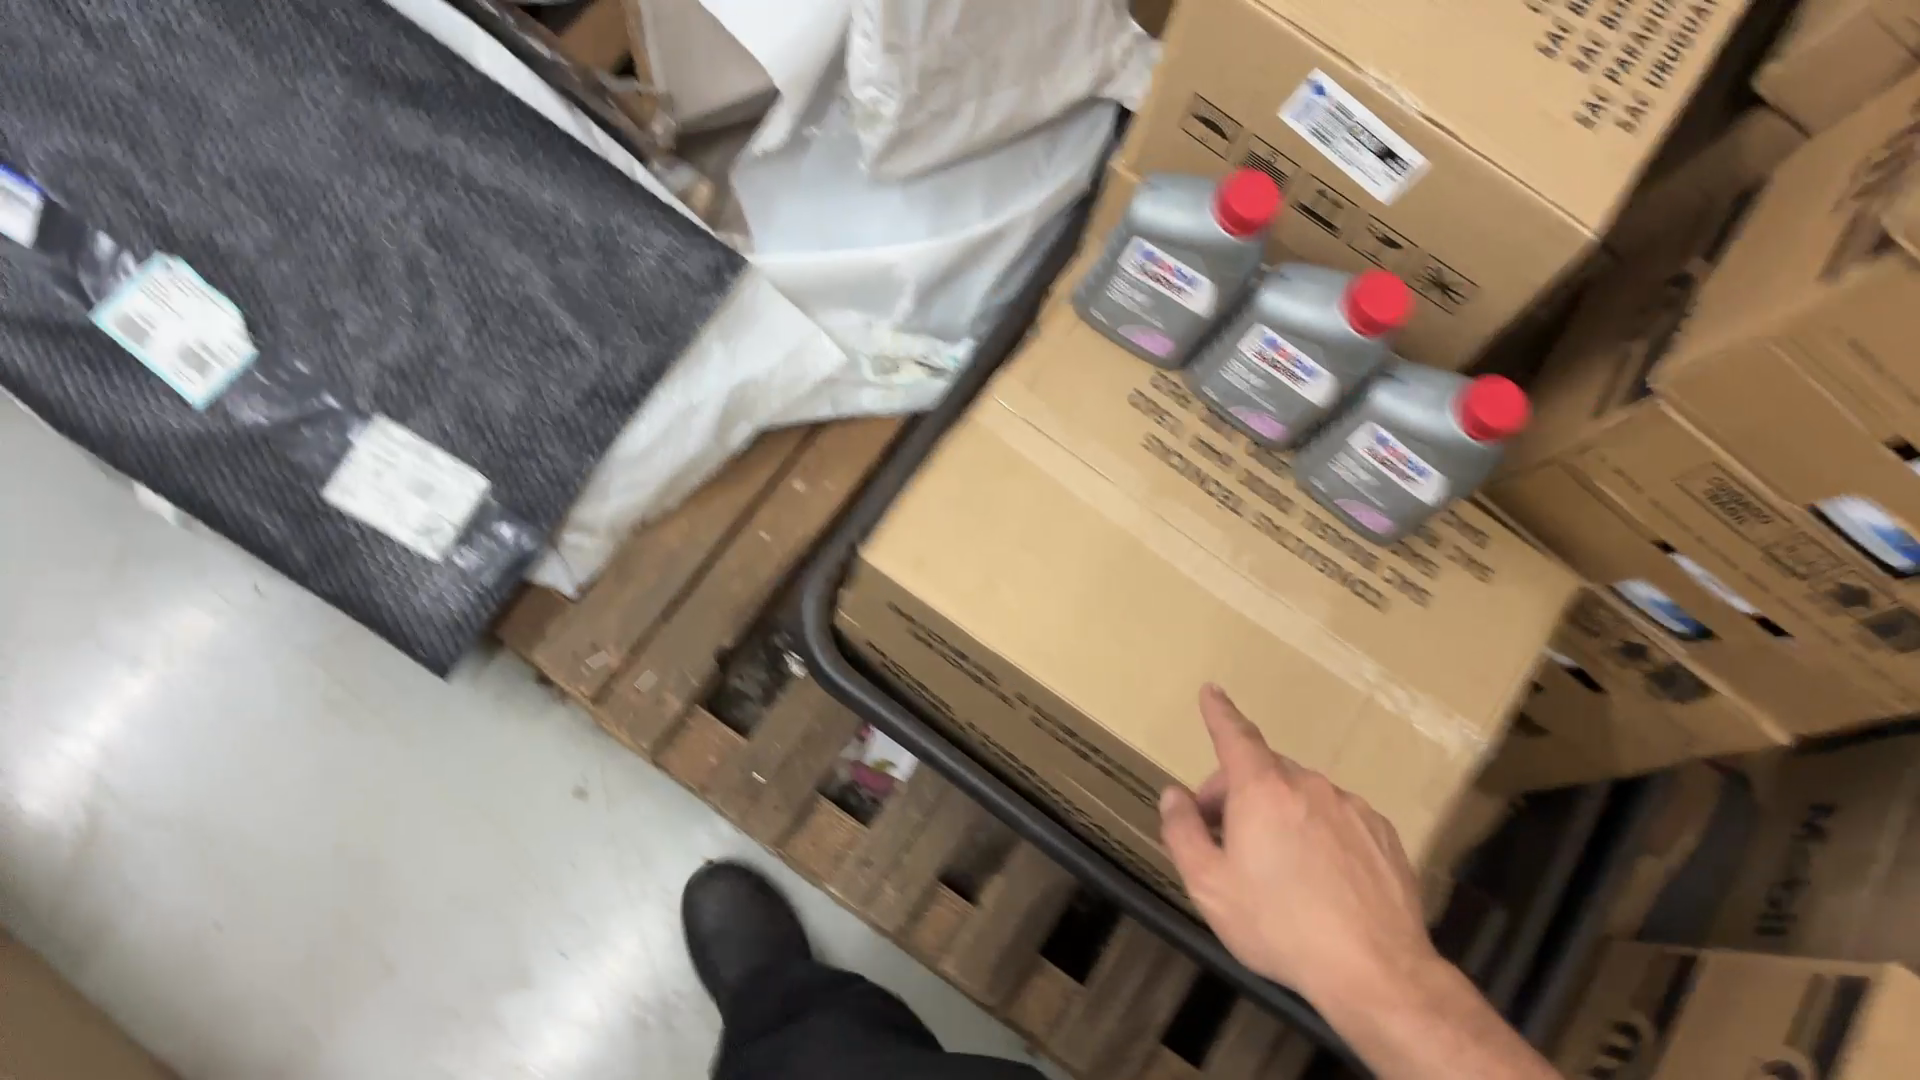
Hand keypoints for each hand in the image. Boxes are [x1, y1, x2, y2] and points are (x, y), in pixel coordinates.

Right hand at [1158, 684, 1437, 1009]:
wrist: (1375, 972)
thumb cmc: (1279, 925)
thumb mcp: (1209, 885)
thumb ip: (1181, 831)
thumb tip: (1173, 795)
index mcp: (1263, 790)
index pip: (1235, 736)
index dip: (1219, 713)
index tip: (1211, 691)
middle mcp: (1309, 786)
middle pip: (1264, 773)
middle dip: (1238, 793)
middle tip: (1224, 839)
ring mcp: (1352, 809)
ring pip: (1302, 797)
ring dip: (1280, 814)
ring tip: (1277, 870)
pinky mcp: (1383, 836)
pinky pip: (1338, 820)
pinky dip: (1319, 833)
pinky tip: (1320, 880)